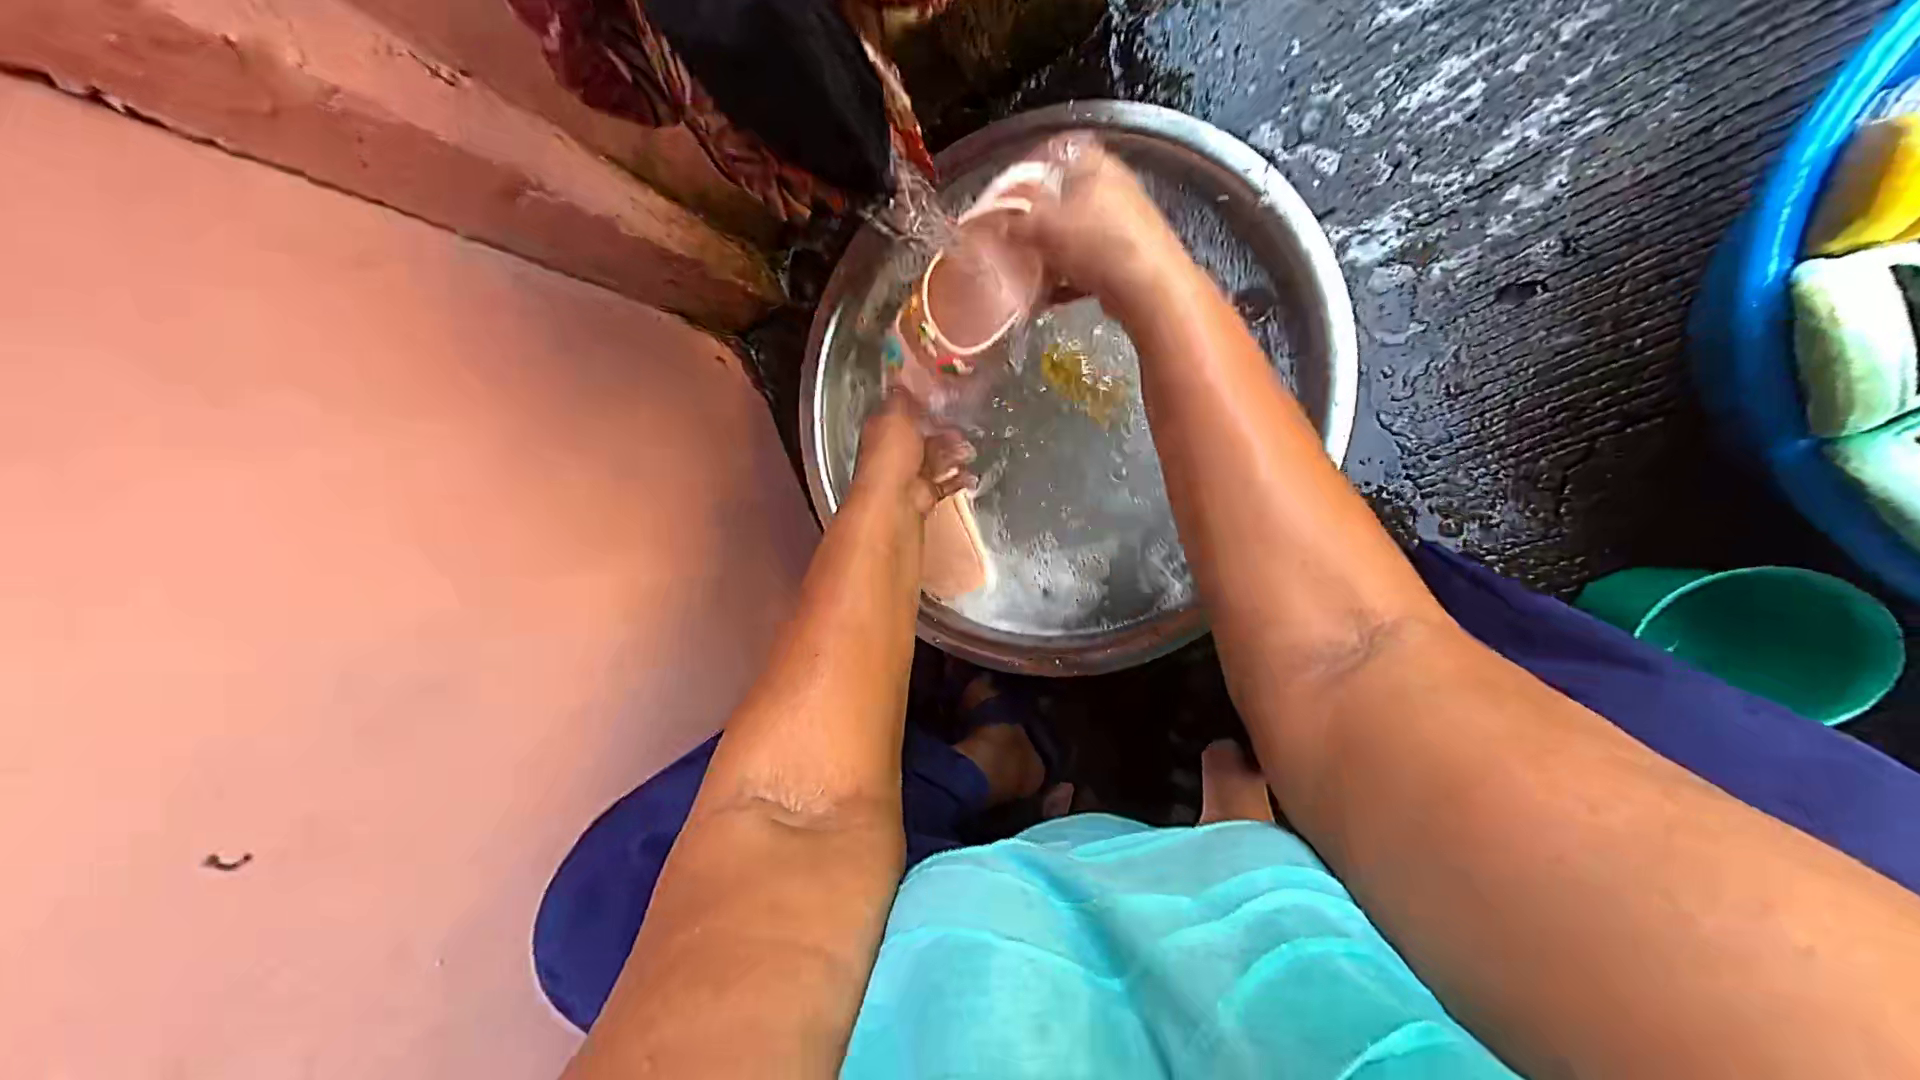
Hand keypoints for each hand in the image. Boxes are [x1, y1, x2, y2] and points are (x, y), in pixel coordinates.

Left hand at [851, 393, 976, 515]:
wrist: (894, 505)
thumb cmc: (890, 458)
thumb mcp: (896, 415)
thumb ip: (903, 398)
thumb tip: (904, 379)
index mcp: (883, 429)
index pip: (903, 411)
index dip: (924, 404)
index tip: (947, 398)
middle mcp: (893, 452)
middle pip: (922, 436)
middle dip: (944, 430)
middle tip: (964, 427)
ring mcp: (908, 476)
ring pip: (935, 460)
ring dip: (953, 454)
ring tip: (969, 451)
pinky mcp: (923, 497)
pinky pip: (944, 484)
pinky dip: (958, 479)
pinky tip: (970, 475)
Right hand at [1004, 135, 1190, 312]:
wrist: (1148, 289)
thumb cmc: (1100, 243)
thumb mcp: (1044, 226)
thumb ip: (1013, 221)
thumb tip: (990, 222)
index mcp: (1094, 164)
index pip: (1052, 153)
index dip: (1024, 172)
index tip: (1005, 196)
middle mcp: (1111, 189)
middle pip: (1061, 199)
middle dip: (1034, 222)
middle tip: (1012, 239)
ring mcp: (1120, 227)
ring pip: (1073, 235)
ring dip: (1048, 255)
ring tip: (1027, 272)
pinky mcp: (1124, 262)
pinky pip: (1085, 267)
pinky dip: (1064, 281)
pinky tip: (1047, 297)